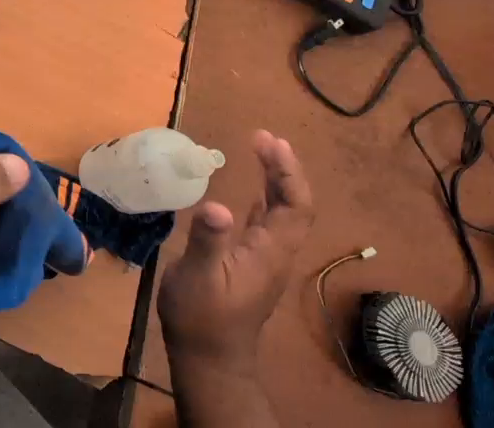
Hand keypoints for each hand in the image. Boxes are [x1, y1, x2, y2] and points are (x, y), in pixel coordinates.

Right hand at [157, 130, 314, 374]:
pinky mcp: (251, 263)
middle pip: (294, 206)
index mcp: (269, 252)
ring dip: (277, 180)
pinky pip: (267, 221)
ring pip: (283, 213)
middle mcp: (275, 252)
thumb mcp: (197, 275)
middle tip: (263, 137)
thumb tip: (216, 204)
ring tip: (261, 151)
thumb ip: (207, 239)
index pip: (295, 206)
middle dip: (284, 169)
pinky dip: (264, 197)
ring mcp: (265, 259)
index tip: (268, 141)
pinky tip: (252, 189)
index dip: (288, 172)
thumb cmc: (201, 314)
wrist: (208, 355)